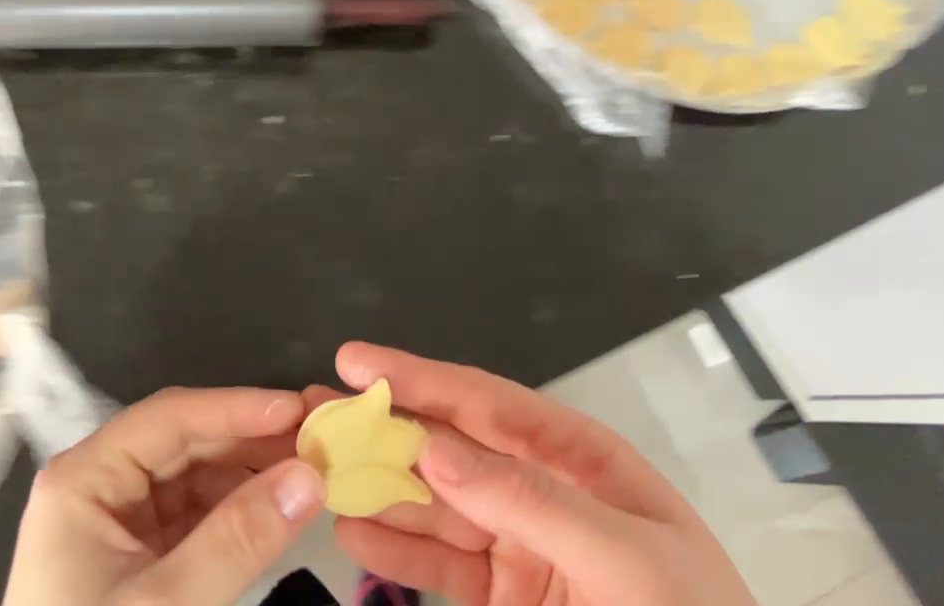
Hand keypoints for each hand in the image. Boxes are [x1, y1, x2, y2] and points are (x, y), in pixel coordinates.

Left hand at [2, 386, 325, 605]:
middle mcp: (100, 485)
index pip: (169, 418)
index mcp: (85, 478)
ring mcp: (120, 522)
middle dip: (251, 440)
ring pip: (195, 477)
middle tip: (319, 440)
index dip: (236, 408)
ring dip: (251, 474)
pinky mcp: (139, 558)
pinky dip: (239, 511)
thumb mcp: (166, 603)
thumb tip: (310, 475)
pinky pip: (196, 517)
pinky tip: (279, 508)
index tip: (299, 409)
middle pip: (184, 442)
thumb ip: (239, 539)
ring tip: (311, 471)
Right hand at [309, 342, 756, 605]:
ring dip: (377, 485)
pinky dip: (395, 547)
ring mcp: (520, 543)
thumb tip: (434, 449)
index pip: (487, 403)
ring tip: (318, 467)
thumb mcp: (628, 563)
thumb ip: (532, 501)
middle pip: (448, 447)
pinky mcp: (504, 595)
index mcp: (580, 458)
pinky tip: (352, 532)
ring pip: (434, 502)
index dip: (419, 377)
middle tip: (316, 409)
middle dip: (382, 427)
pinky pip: (440, 564)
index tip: (355, 361)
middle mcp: (542, 489)